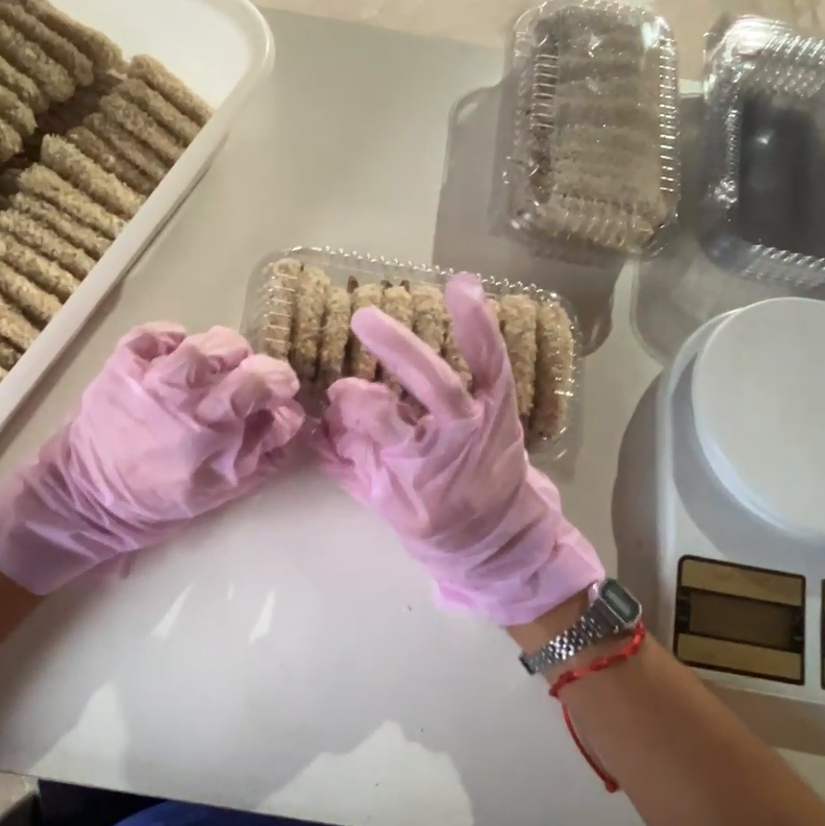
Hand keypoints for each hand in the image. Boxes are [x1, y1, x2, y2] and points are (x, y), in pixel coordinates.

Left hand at [0, 323, 304, 593]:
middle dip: (266, 371)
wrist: (82, 501)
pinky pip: (154, 335)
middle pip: (251, 372)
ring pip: (207, 346)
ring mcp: (157, 385)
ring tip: (221, 358)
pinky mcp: (124, 368)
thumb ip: (256, 461)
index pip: (277, 409)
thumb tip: (285, 424)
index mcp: (222, 449)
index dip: (285, 399)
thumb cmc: (153, 507)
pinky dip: (170, 334)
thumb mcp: (216, 495)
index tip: (280, 401)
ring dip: (225, 348)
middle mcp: (195, 413)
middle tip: (256, 376)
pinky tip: (175, 347)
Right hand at [315, 274, 602, 625]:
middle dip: (400, 351)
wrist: (496, 538)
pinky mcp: (502, 404)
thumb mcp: (386, 500)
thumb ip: (355, 457)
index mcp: (421, 468)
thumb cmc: (431, 522)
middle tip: (364, 320)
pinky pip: (494, 363)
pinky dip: (484, 328)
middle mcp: (459, 439)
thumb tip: (322, 421)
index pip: (384, 423)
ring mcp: (488, 419)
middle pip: (434, 388)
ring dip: (468, 327)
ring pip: (479, 371)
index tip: (336, 393)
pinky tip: (468, 288)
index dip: (358, 402)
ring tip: (457, 287)